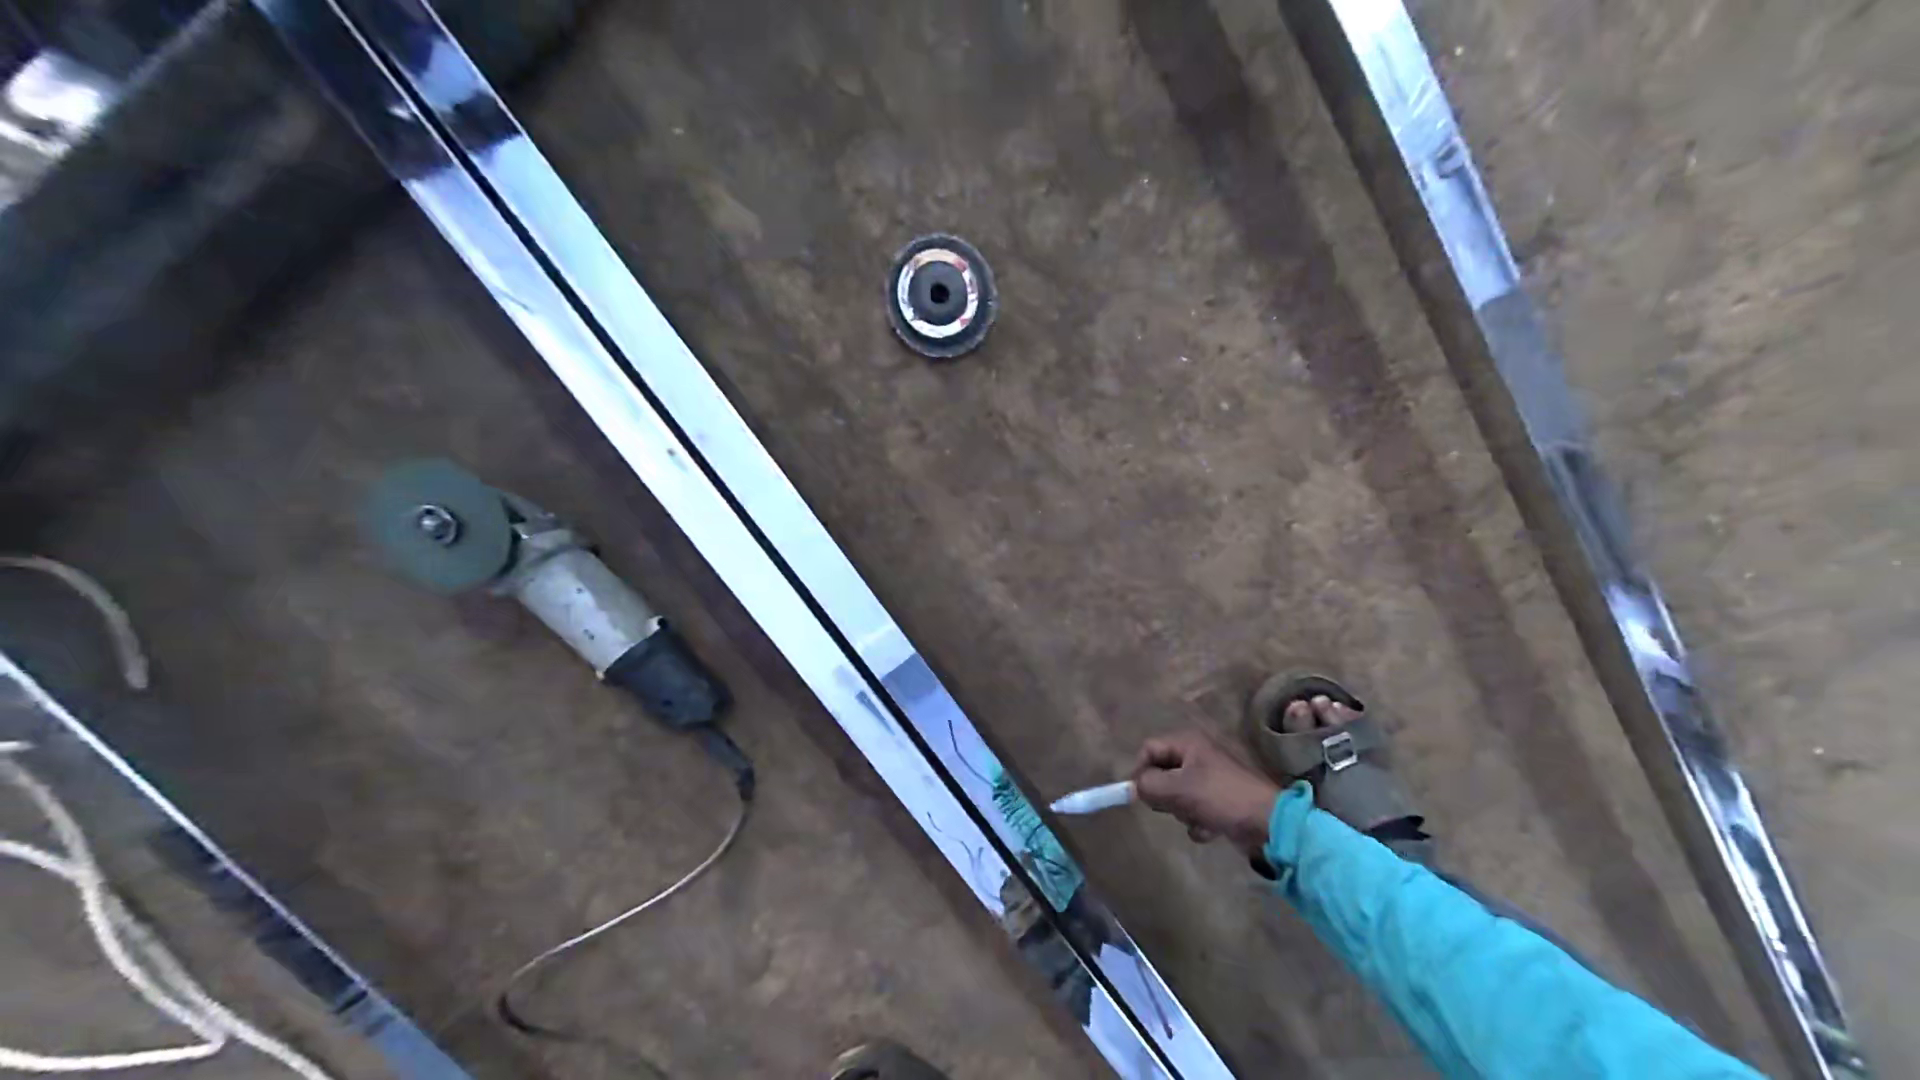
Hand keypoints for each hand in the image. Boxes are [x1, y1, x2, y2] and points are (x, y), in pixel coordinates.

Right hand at [1130, 729, 1280, 853]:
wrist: (1269, 825)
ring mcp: (1209, 778)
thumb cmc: (1222, 798)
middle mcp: (1196, 755)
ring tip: (1196, 818)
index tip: (1141, 795)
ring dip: (1181, 811)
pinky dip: (1197, 821)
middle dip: (1164, 795)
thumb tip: (1133, 788)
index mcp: (1187, 742)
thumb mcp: (1178, 789)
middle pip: (1161, 772)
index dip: (1140, 771)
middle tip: (1172, 807)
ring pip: (1176, 793)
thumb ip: (1148, 785)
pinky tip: (1209, 829)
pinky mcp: (1218, 800)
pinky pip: (1193, 808)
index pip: (1148, 749)